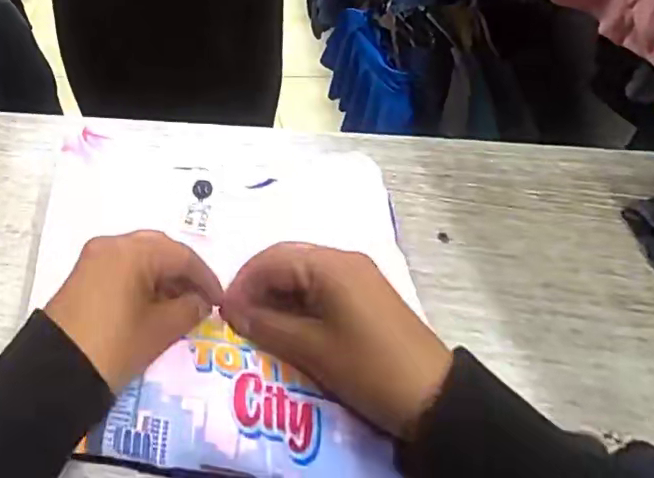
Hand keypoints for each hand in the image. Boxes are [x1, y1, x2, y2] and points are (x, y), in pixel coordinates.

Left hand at [44, 231, 222, 390]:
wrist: (50, 379)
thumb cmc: (112, 347)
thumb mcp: (158, 331)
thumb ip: (188, 309)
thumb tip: (201, 301)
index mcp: (132, 250)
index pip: (181, 255)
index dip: (205, 277)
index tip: (220, 299)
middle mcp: (112, 244)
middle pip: (160, 249)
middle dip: (183, 273)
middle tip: (202, 298)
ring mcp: (94, 258)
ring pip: (140, 258)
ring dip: (162, 277)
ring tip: (180, 305)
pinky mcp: (82, 276)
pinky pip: (122, 268)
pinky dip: (142, 282)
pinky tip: (154, 304)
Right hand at [223, 243, 452, 439]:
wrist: (431, 394)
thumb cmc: (368, 367)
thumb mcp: (313, 350)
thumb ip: (268, 326)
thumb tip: (232, 309)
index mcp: (331, 264)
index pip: (274, 258)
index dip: (244, 281)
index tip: (223, 310)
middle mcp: (344, 259)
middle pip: (289, 260)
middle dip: (259, 285)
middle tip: (237, 317)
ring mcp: (357, 274)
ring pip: (305, 273)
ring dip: (279, 294)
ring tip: (257, 325)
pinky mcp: (365, 294)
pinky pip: (322, 286)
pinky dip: (300, 301)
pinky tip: (288, 325)